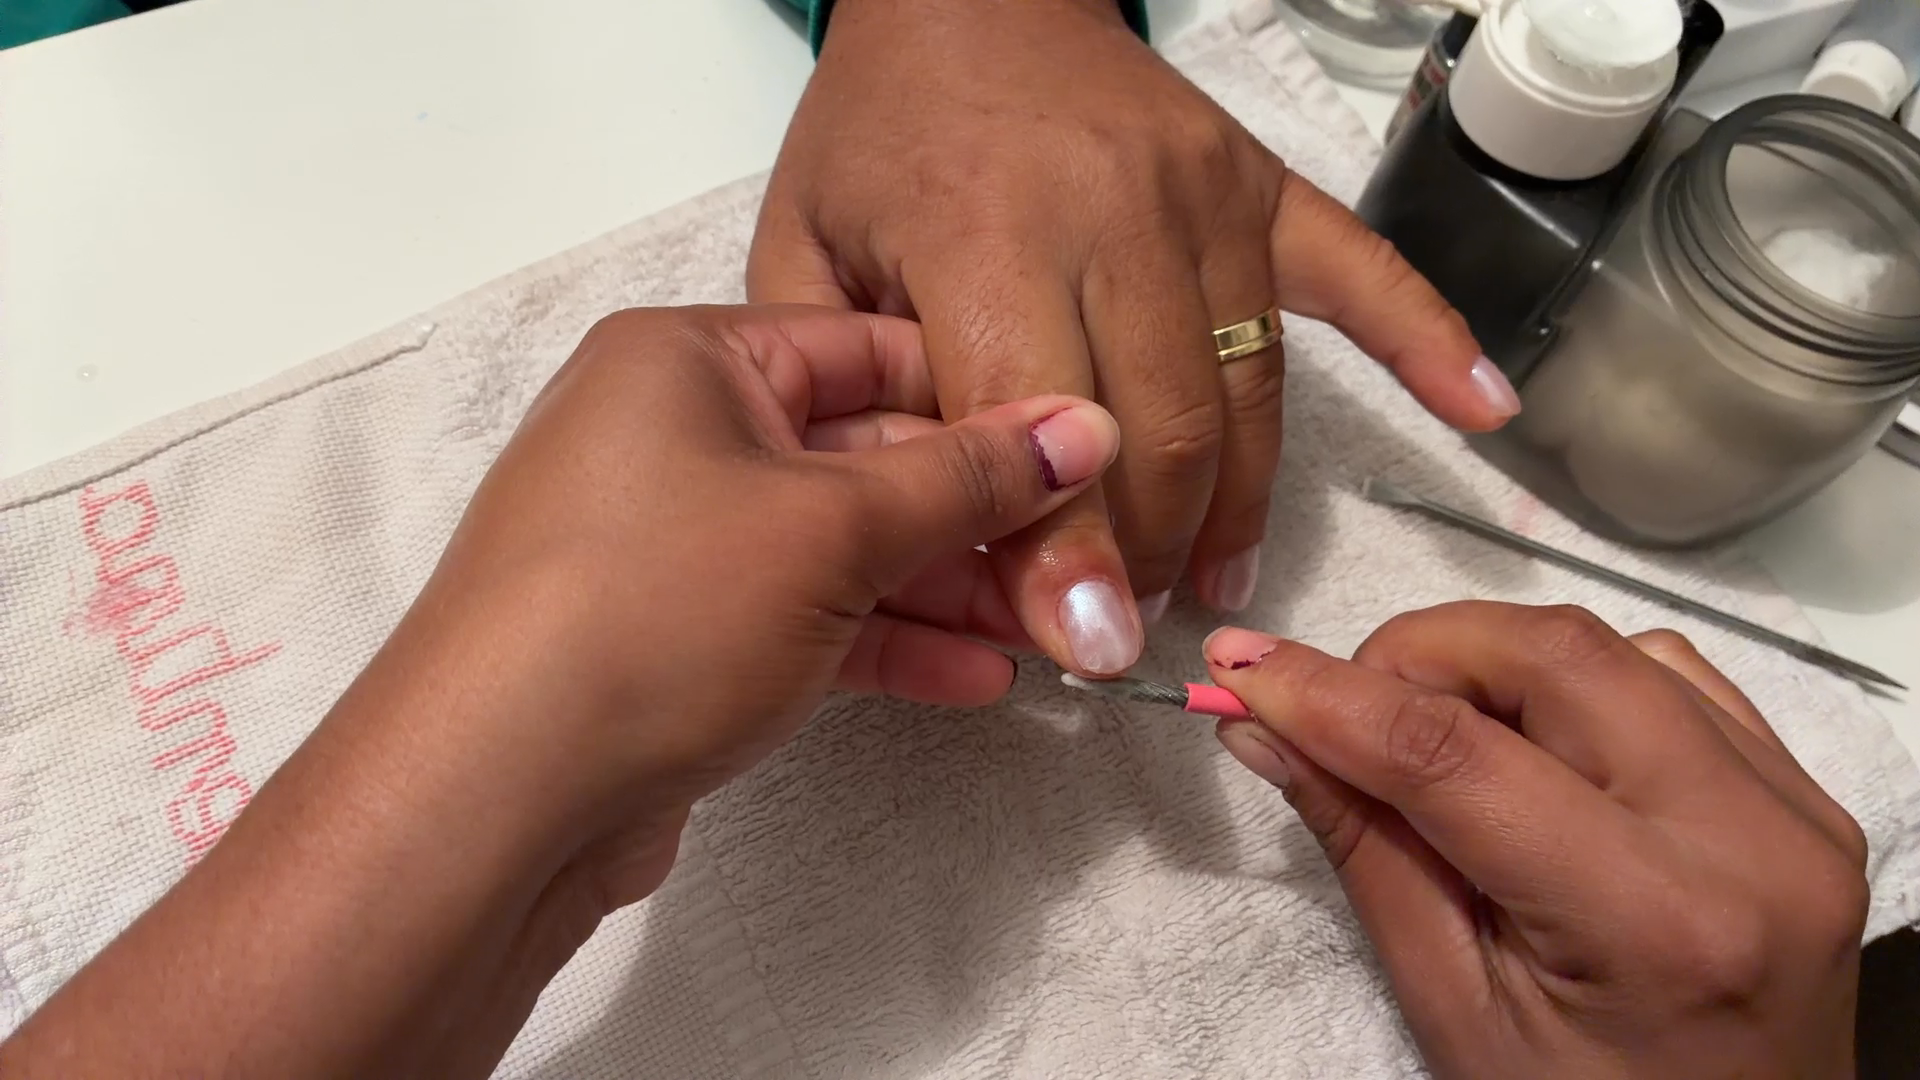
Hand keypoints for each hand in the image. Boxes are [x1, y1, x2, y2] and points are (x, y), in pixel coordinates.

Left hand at [0, 304, 1121, 1077]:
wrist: (496, 803)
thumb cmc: (666, 608)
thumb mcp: (832, 526)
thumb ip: (968, 477)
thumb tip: (1091, 426)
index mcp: (694, 362)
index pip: (871, 350)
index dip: (977, 398)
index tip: (1071, 451)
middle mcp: (685, 435)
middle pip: (866, 458)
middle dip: (970, 519)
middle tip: (1068, 561)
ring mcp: (688, 538)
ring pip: (846, 546)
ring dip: (943, 590)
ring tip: (1041, 631)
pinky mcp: (693, 628)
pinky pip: (811, 613)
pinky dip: (888, 640)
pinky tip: (977, 678)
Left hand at [749, 0, 1515, 675]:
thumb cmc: (874, 137)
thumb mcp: (803, 257)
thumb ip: (851, 384)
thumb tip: (927, 509)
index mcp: (983, 235)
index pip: (1038, 427)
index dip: (1067, 553)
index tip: (1086, 646)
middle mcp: (1114, 213)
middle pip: (1161, 432)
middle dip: (1150, 551)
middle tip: (1129, 625)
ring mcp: (1203, 195)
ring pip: (1245, 392)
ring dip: (1237, 508)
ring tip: (1213, 586)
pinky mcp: (1258, 183)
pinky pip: (1358, 272)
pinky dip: (1423, 342)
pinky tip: (1477, 411)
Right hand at [1203, 604, 1865, 1078]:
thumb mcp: (1439, 986)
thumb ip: (1351, 834)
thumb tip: (1253, 725)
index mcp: (1654, 919)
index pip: (1448, 754)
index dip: (1322, 693)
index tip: (1232, 663)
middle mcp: (1745, 833)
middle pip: (1541, 651)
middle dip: (1405, 654)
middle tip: (1345, 715)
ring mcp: (1785, 795)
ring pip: (1587, 641)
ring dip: (1470, 662)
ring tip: (1428, 737)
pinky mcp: (1787, 776)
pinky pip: (1650, 662)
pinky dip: (1546, 672)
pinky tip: (1521, 737)